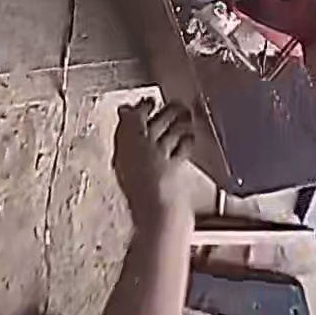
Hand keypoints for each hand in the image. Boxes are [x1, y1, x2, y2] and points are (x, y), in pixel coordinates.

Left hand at [112, 100, 196, 234]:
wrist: (164, 216)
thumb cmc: (146, 183)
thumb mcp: (135, 142)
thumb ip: (131, 122)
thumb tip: (125, 108)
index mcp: (125, 149)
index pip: (131, 121)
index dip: (141, 108)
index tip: (151, 98)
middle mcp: (138, 159)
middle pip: (152, 129)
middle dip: (164, 114)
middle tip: (178, 104)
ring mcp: (156, 169)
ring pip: (167, 141)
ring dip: (178, 126)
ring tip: (187, 116)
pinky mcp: (173, 180)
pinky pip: (178, 156)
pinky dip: (184, 145)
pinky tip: (190, 139)